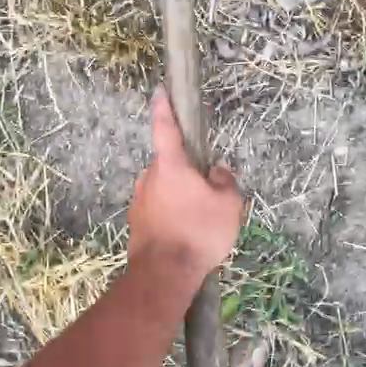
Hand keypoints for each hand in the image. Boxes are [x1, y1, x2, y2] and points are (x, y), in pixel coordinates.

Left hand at [128, 90, 242, 286]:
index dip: (164, 108)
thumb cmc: (198, 232)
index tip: (160, 92)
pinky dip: (171, 218)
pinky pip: (159, 212)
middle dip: (187, 175)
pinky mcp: (136, 224)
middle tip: (209, 197)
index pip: (165, 128)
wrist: (164, 273)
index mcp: (170, 165)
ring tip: (200, 224)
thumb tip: (217, 172)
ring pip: (164, 191)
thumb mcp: (229, 205)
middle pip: (170, 166)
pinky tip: (185, 237)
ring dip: (180, 199)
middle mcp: (149, 178)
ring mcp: (139, 201)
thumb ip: (225, 182)